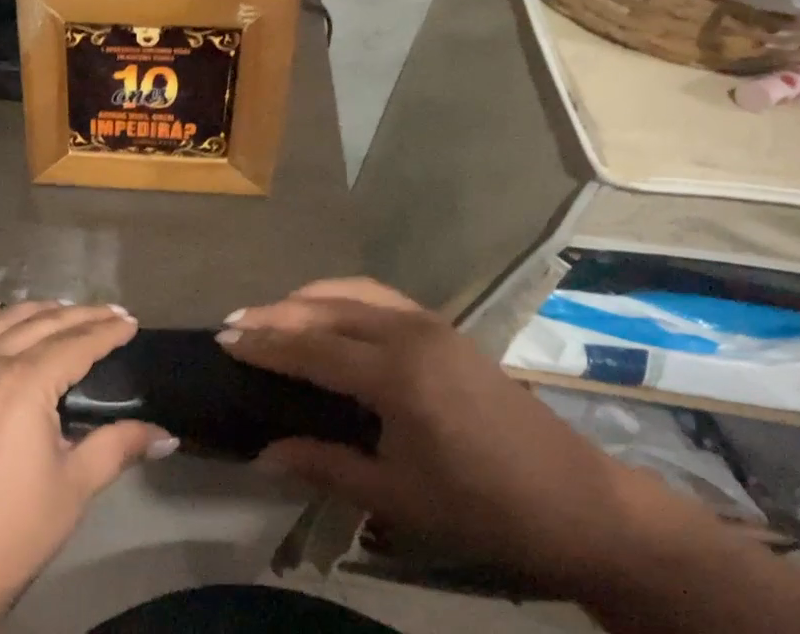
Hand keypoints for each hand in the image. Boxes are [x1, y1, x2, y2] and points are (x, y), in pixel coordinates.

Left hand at [0, 302, 176, 626]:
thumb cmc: (17, 527)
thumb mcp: (76, 485)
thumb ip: (118, 446)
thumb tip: (166, 434)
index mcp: (23, 384)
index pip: (74, 345)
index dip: (105, 331)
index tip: (131, 322)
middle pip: (39, 326)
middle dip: (79, 317)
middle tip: (111, 314)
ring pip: (0, 324)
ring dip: (35, 312)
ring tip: (65, 312)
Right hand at [219, 279, 720, 591]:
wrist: (579, 503)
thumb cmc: (483, 506)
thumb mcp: (396, 496)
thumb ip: (325, 465)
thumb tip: (264, 452)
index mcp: (396, 375)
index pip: (310, 348)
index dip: (262, 344)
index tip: (221, 339)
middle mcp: (409, 334)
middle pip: (324, 309)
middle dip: (274, 315)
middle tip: (233, 324)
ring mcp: (432, 325)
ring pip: (352, 293)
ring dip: (306, 299)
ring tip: (270, 315)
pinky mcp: (447, 329)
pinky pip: (379, 297)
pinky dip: (341, 298)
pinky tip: (327, 316)